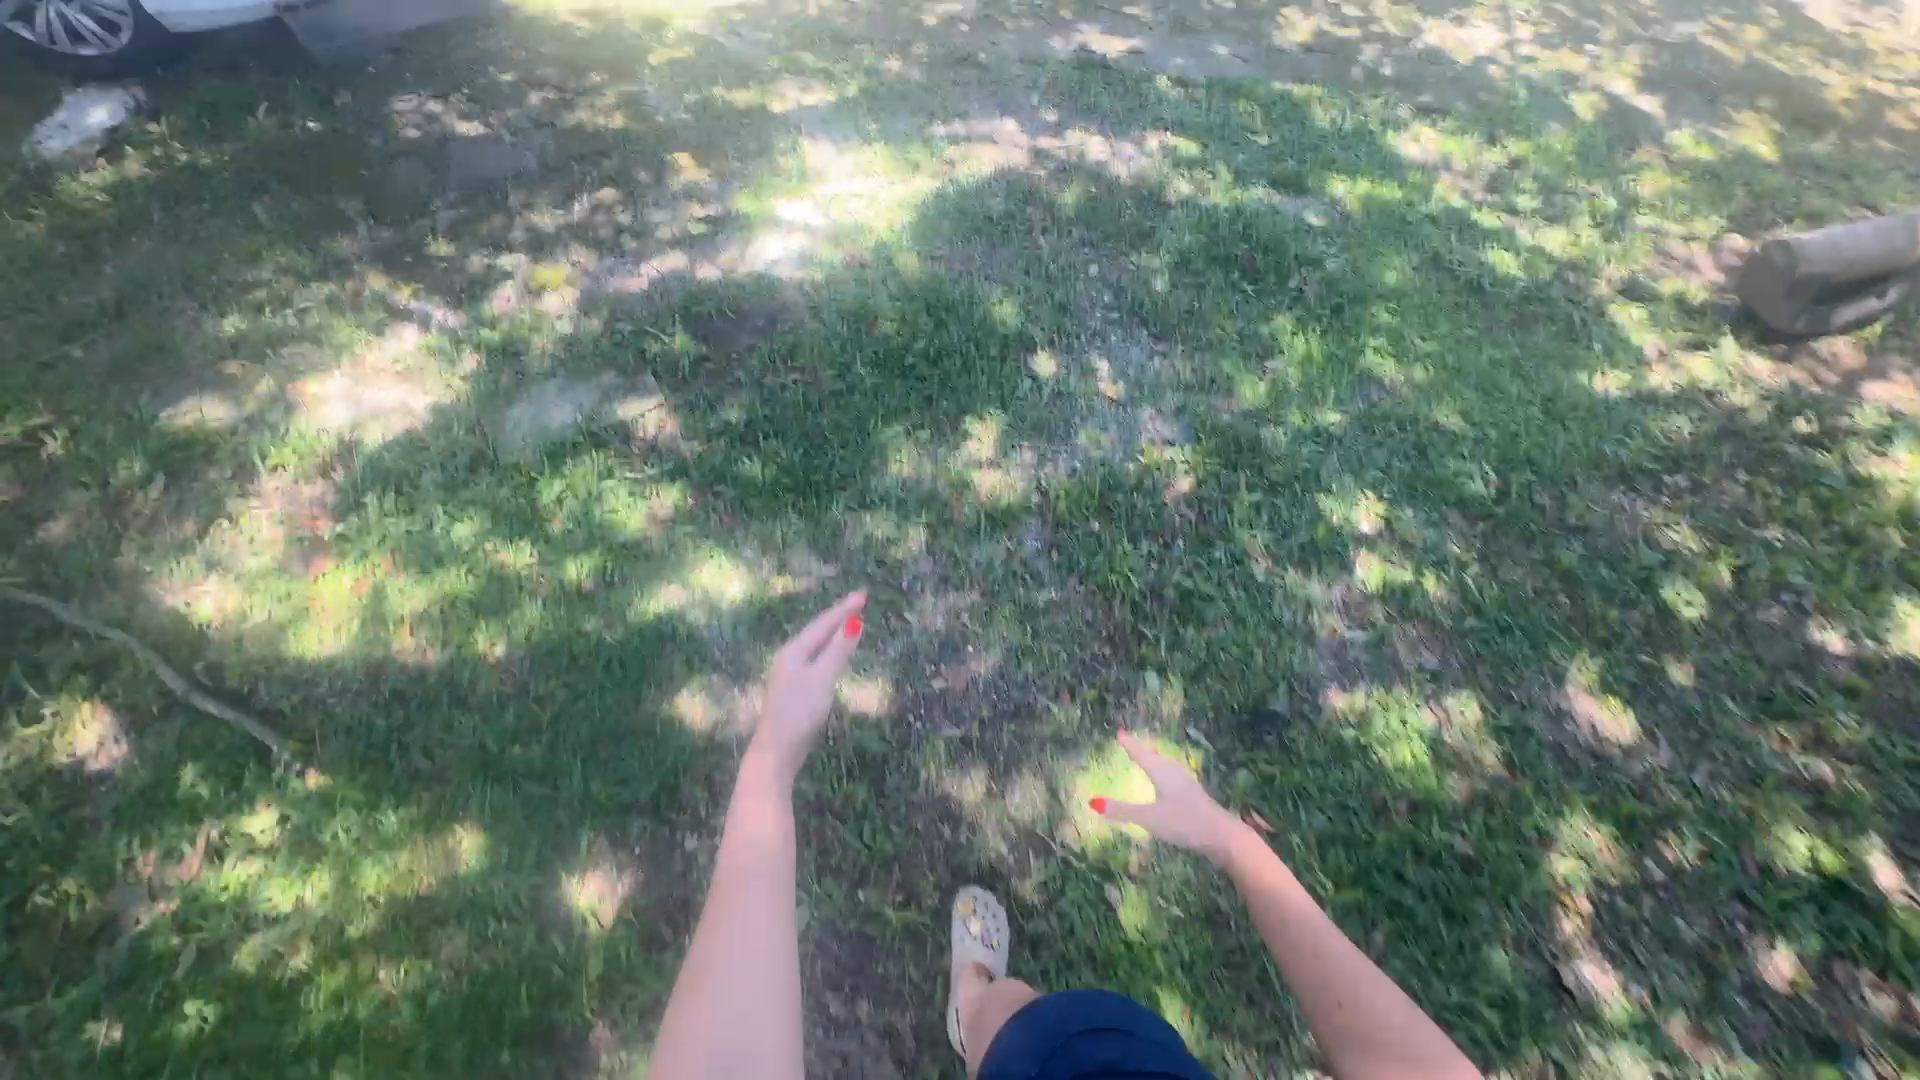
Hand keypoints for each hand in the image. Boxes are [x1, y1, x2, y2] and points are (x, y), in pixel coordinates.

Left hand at [748, 591, 865, 782]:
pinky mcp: (793, 689)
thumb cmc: (799, 714)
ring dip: (834, 633)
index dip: (844, 609)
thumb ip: (838, 651)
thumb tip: (854, 622)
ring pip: (816, 646)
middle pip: (818, 632)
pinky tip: (833, 656)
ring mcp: (789, 674)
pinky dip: (829, 650)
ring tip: (850, 622)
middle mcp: (788, 658)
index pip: (823, 624)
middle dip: (839, 617)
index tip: (864, 594)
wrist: (775, 752)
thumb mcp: (822, 679)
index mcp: (794, 651)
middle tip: (859, 603)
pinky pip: (815, 659)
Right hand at [1093, 731, 1253, 866]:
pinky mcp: (1197, 797)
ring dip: (1157, 761)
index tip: (1120, 733)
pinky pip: (1175, 778)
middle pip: (1156, 757)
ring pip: (1168, 767)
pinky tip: (1172, 783)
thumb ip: (1121, 811)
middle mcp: (1175, 774)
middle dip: (1143, 750)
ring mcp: (1188, 785)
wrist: (1223, 836)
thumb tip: (1092, 802)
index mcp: (1162, 773)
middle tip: (1131, 744)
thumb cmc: (1183, 822)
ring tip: (1151, 758)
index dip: (1130, 745)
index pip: (1142, 755)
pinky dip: (1166, 774)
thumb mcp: (1148, 818)